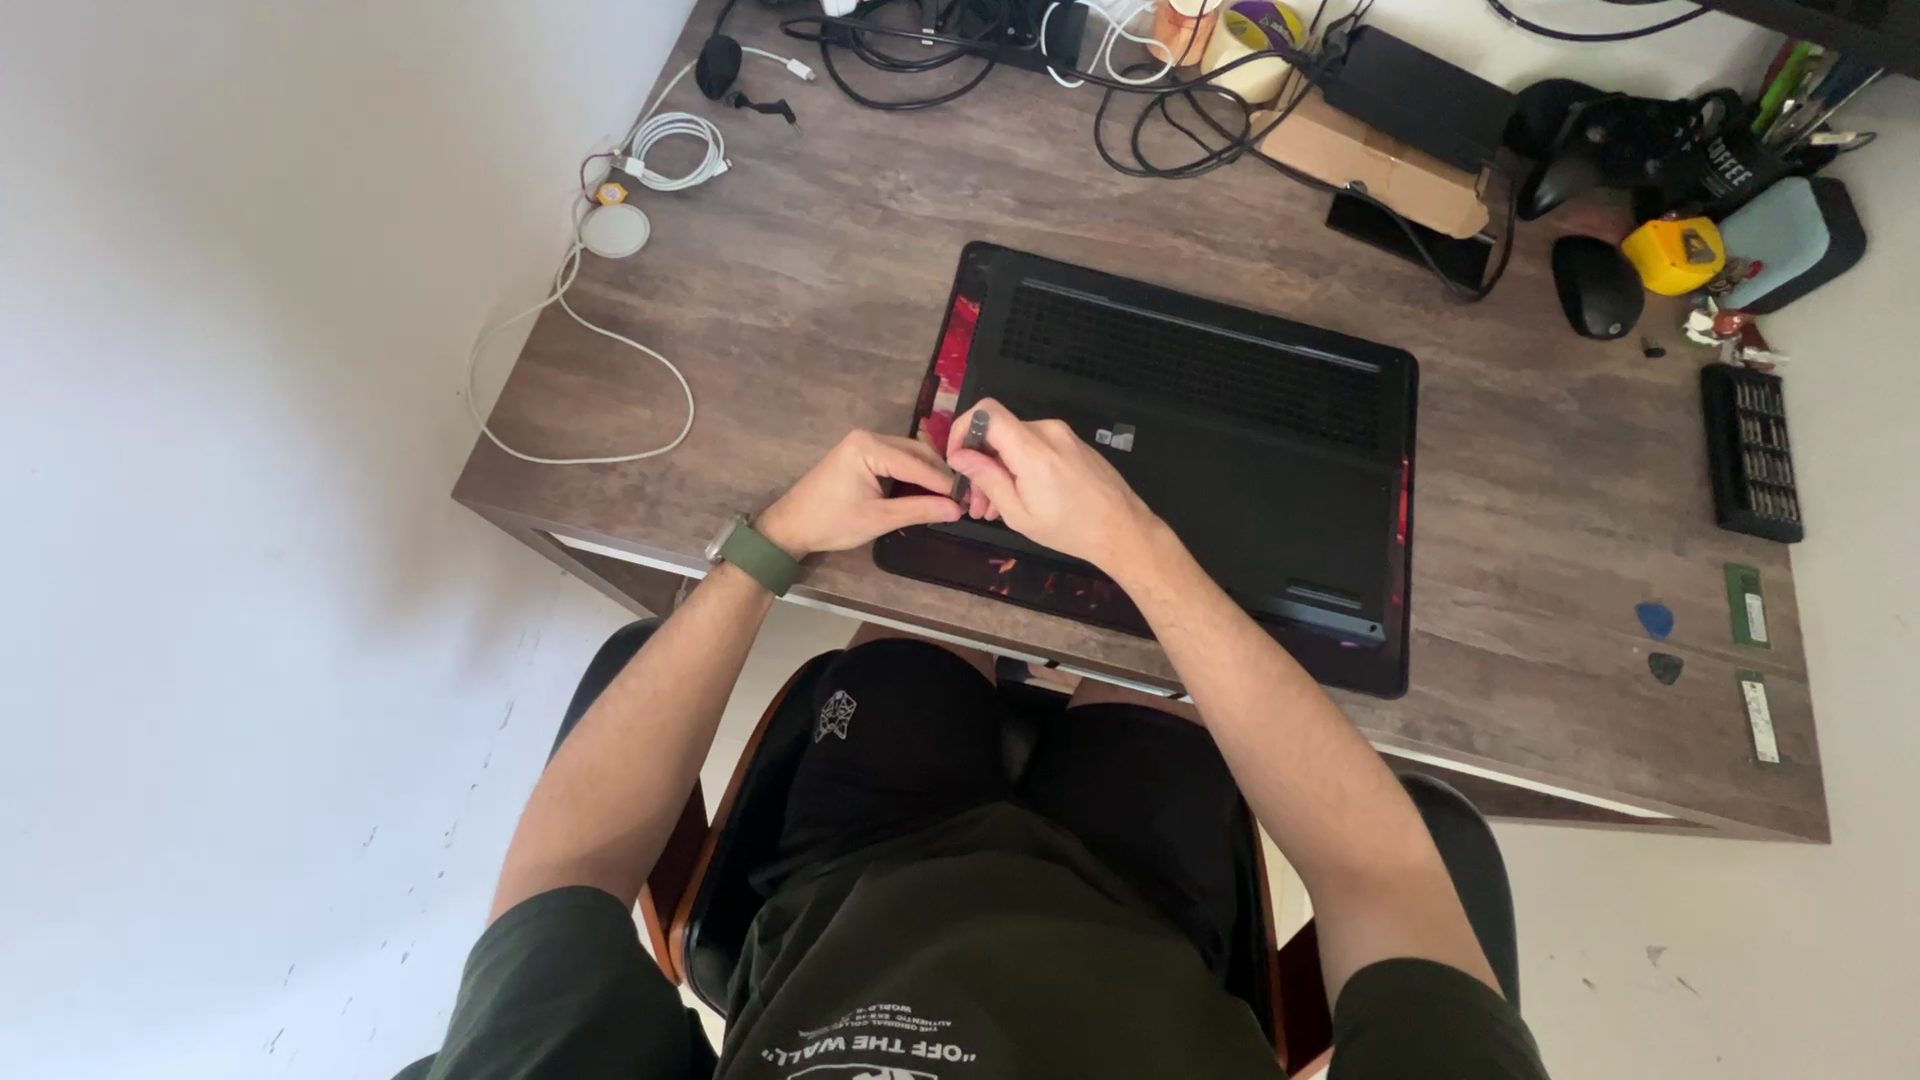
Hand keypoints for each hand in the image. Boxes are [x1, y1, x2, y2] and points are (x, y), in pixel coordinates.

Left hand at [756, 430, 962, 557]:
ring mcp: (863, 443)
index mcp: (869, 447)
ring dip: (928, 475)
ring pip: (909, 456)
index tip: (969, 498)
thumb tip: (957, 510)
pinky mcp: (861, 454)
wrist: (791, 526)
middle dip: (940, 475)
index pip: (918, 464)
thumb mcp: (879, 519)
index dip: (945, 483)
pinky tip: (927, 491)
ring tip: (949, 497)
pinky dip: (913, 475)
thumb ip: (919, 510)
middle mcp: (868, 437)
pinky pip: (896, 460)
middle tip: (963, 498)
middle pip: (917, 453)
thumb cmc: (831, 523)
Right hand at [944, 398, 1162, 574]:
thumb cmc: (1070, 529)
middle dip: (980, 464)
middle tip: (976, 503)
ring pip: (1016, 443)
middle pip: (999, 433)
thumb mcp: (1019, 513)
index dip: (964, 428)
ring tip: (995, 508)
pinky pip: (1036, 448)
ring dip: (1000, 471)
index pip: (986, 412)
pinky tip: (1021, 497)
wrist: (1122, 529)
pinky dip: (1021, 468)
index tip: (957, 459)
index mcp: (1032, 448)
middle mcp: (1048, 432)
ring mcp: (1063, 435)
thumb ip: (987, 478)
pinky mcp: (1073, 443)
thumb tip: (959, 455)